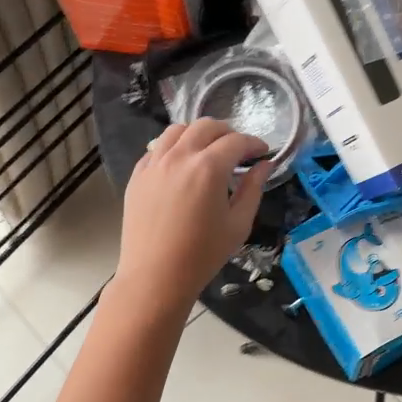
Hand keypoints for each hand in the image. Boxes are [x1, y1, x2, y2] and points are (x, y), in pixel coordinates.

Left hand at [113, 119, 272, 316]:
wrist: (155, 276)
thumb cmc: (203, 255)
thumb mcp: (238, 224)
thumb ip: (253, 189)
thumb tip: (263, 165)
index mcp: (208, 168)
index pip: (236, 141)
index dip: (254, 143)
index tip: (263, 152)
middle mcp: (179, 157)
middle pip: (206, 126)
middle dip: (228, 132)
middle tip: (239, 150)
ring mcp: (154, 164)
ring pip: (178, 130)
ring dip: (198, 134)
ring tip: (208, 150)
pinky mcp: (138, 175)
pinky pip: (157, 148)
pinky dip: (174, 147)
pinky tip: (182, 165)